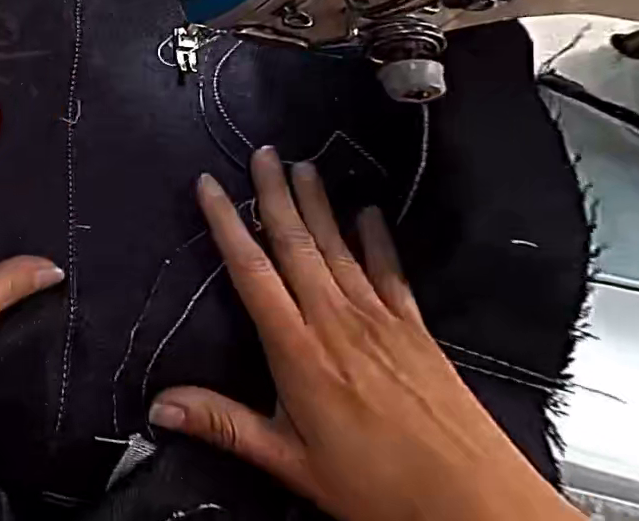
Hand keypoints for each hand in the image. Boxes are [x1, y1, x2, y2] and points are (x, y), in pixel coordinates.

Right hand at [148, 148, 578, 520]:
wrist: (477, 508)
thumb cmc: (378, 490)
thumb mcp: (291, 463)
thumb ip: (224, 424)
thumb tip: (161, 406)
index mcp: (298, 348)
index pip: (251, 269)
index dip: (226, 222)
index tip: (209, 185)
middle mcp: (334, 318)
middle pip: (295, 241)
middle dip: (274, 192)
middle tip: (263, 152)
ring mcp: (377, 316)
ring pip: (337, 244)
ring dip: (317, 202)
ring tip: (302, 165)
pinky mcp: (413, 326)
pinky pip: (389, 270)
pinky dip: (377, 237)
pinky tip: (370, 211)